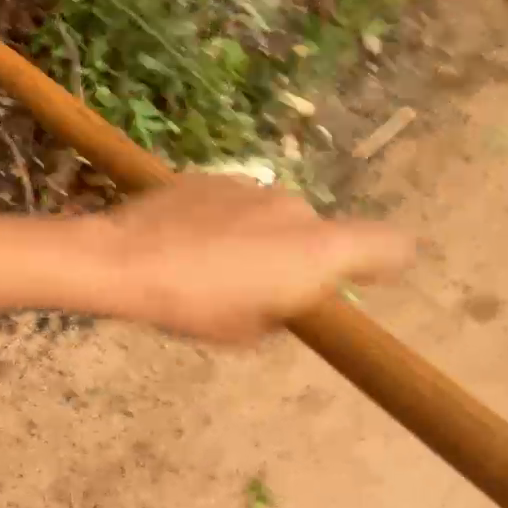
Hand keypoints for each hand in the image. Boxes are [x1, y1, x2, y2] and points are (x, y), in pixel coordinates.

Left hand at [97, 175, 415, 343]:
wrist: (116, 259)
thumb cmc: (186, 303)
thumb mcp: (245, 330)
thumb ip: (284, 311)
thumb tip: (280, 302)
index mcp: (323, 247)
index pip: (392, 246)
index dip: (378, 264)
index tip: (355, 279)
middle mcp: (296, 207)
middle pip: (317, 231)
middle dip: (295, 253)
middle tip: (250, 282)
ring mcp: (249, 186)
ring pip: (267, 215)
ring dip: (250, 234)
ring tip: (202, 261)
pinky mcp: (205, 177)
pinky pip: (225, 201)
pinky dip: (213, 217)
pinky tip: (178, 238)